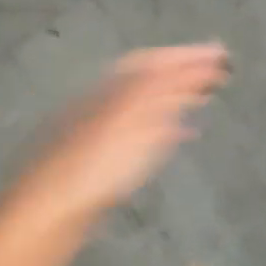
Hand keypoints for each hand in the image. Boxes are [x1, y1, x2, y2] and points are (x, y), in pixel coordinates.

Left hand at [14, 43, 230, 228]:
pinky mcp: (98, 159)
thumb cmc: (93, 165)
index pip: (152, 62)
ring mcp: (98, 131)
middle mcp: (102, 103)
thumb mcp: (132, 118)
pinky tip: (181, 134)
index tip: (221, 52)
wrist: (44, 213)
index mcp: (111, 90)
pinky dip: (167, 124)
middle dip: (183, 71)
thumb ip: (164, 88)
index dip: (187, 54)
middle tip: (219, 70)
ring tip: (204, 97)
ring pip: (144, 104)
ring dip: (176, 96)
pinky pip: (142, 129)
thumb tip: (195, 62)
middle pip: (147, 78)